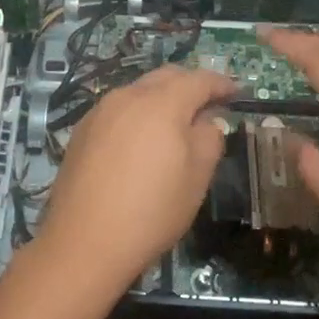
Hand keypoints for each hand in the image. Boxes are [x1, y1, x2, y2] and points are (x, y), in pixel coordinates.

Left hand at [33, 66, 235, 294]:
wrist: (83, 241)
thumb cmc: (152, 211)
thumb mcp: (196, 178)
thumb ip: (209, 138)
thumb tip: (206, 120)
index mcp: (161, 103)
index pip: (198, 80)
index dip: (220, 83)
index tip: (236, 92)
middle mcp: (128, 96)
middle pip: (165, 77)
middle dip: (190, 85)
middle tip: (209, 104)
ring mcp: (100, 111)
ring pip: (139, 91)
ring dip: (161, 98)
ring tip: (176, 124)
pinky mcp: (82, 130)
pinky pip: (118, 109)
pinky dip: (137, 114)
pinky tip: (141, 141)